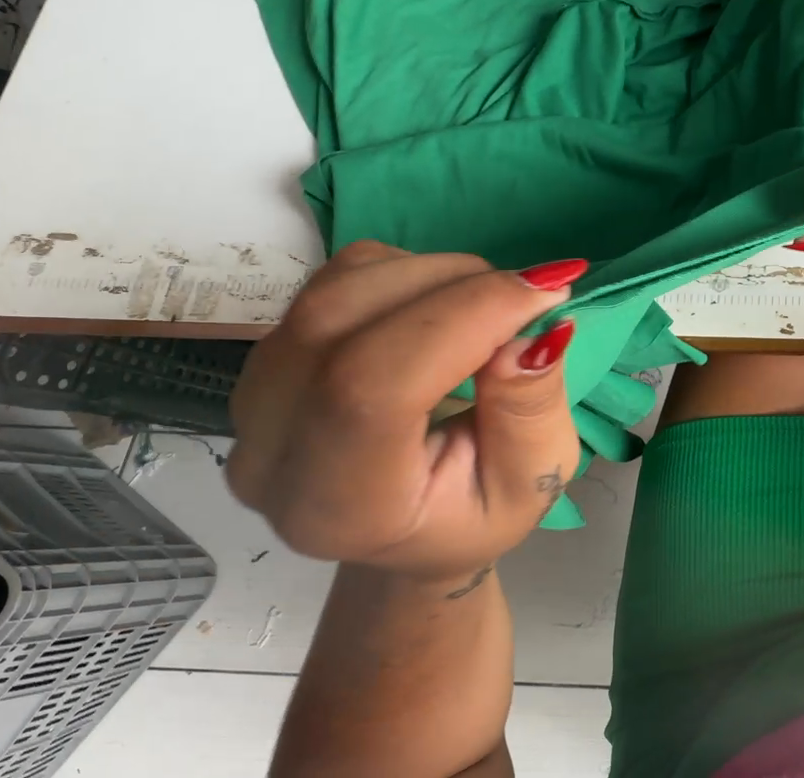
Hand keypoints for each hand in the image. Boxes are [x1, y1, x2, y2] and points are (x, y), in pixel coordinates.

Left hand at [227, 240, 583, 586]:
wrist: (406, 532)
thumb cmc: (473, 516)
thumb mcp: (531, 484)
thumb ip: (531, 414)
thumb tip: (533, 335)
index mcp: (340, 507)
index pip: (374, 387)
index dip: (464, 318)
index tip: (549, 295)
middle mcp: (271, 450)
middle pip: (343, 319)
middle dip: (460, 285)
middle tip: (533, 294)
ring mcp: (254, 398)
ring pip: (338, 287)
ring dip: (437, 272)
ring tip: (494, 304)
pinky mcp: (266, 357)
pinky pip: (335, 279)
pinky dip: (408, 270)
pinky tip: (447, 307)